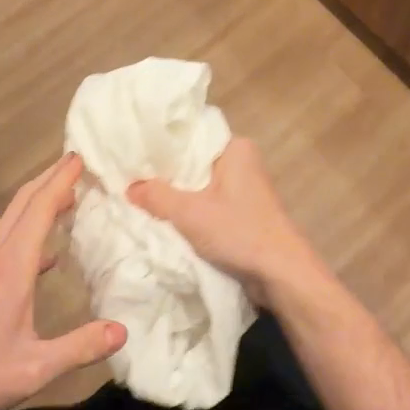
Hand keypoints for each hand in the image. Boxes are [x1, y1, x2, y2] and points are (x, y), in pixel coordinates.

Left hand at [0, 154, 125, 409]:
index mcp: (11, 267)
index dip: (62, 180)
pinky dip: (27, 227)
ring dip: (38, 199)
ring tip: (68, 195)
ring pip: (11, 218)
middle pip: (23, 202)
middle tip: (79, 161)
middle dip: (51, 177)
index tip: (82, 156)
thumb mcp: (33, 370)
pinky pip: (4, 238)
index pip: (40, 208)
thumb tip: (123, 330)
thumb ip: (79, 348)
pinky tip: (46, 251)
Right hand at [127, 137, 322, 302]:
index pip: (191, 136)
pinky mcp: (244, 212)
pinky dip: (192, 212)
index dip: (163, 145)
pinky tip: (167, 219)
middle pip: (194, 162)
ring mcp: (245, 188)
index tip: (134, 152)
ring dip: (179, 196)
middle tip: (132, 177)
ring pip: (200, 186)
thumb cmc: (238, 232)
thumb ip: (156, 196)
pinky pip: (209, 204)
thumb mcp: (190, 214)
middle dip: (167, 174)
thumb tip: (128, 187)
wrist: (281, 273)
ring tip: (142, 197)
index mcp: (235, 148)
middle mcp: (242, 161)